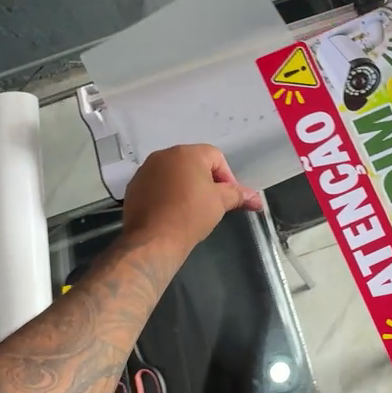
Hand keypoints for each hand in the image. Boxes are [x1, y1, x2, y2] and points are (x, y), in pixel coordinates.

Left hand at [121, 144, 262, 250]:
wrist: (153, 239)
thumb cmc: (191, 215)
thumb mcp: (220, 203)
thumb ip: (239, 195)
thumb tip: (258, 199)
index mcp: (187, 153)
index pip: (216, 157)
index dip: (226, 177)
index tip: (227, 198)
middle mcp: (164, 155)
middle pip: (193, 162)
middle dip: (205, 180)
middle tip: (211, 203)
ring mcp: (145, 170)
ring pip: (173, 173)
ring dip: (184, 186)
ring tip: (190, 209)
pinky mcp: (133, 187)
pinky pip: (156, 185)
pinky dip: (166, 194)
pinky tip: (170, 213)